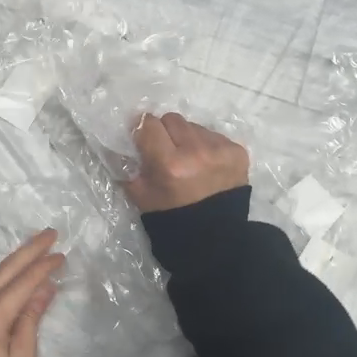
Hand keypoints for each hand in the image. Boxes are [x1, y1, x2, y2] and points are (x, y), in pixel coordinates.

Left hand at [0, 229, 64, 356]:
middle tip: (50, 233)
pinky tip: (13, 269)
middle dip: (28, 250)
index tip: (60, 255)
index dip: (42, 268)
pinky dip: (0, 273)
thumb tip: (45, 288)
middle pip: (4, 270)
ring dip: (13, 259)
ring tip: (34, 246)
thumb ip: (31, 320)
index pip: (21, 284)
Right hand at [125, 112, 249, 212]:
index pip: (148, 124)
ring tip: (189, 161)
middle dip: (165, 132)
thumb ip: (126, 165)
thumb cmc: (171, 216)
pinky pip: (214, 136)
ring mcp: (220, 149)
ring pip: (194, 125)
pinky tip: (206, 166)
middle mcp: (196, 151)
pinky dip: (206, 147)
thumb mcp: (139, 195)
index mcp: (168, 164)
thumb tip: (119, 142)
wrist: (213, 236)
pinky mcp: (238, 151)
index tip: (143, 139)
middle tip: (166, 151)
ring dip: (187, 138)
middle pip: (172, 119)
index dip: (143, 130)